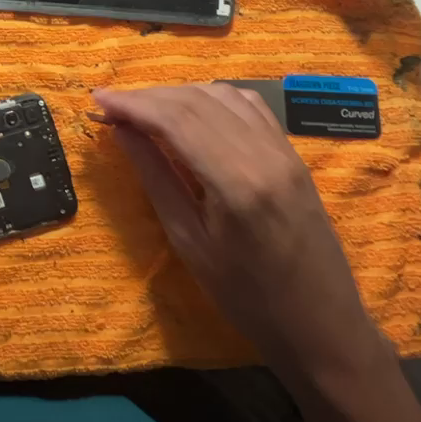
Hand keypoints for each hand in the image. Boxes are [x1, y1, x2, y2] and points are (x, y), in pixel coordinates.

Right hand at [93, 85, 384, 379]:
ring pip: (221, 95)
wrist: (324, 327)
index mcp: (236, 182)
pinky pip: (248, 105)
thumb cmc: (247, 298)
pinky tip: (190, 112)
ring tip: (144, 110)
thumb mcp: (189, 243)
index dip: (131, 103)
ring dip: (177, 93)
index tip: (97, 99)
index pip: (175, 119)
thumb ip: (155, 177)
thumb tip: (120, 131)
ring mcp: (284, 150)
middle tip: (111, 106)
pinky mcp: (293, 154)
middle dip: (148, 95)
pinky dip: (211, 98)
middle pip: (196, 100)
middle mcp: (263, 154)